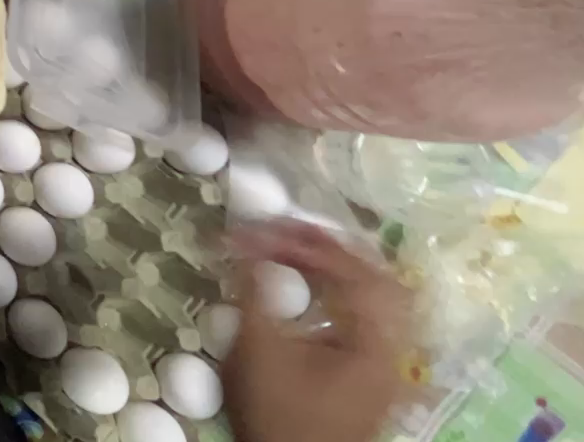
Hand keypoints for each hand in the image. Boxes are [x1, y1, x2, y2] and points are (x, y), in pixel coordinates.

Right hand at [225, 220, 413, 441]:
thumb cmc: (276, 408)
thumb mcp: (256, 346)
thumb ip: (251, 288)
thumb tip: (239, 239)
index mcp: (373, 342)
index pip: (352, 271)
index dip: (304, 240)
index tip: (256, 227)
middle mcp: (395, 349)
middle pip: (381, 279)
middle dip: (331, 244)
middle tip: (285, 226)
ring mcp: (391, 363)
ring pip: (382, 297)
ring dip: (341, 264)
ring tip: (297, 245)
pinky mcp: (377, 371)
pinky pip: (373, 314)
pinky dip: (344, 288)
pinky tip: (315, 285)